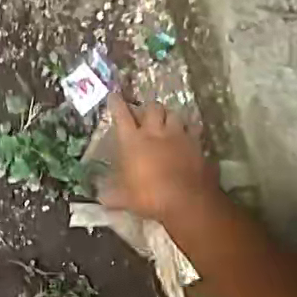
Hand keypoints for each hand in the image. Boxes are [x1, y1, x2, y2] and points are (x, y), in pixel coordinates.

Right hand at [100, 95, 224, 223]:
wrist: (187, 200)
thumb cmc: (150, 198)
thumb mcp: (125, 200)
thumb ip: (112, 196)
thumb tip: (100, 197)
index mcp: (133, 142)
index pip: (122, 116)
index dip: (117, 104)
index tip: (114, 96)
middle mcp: (155, 133)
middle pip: (152, 108)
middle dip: (148, 108)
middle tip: (146, 113)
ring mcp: (178, 135)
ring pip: (174, 114)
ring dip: (169, 116)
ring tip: (168, 121)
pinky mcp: (197, 143)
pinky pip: (193, 129)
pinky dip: (190, 129)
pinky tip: (189, 134)